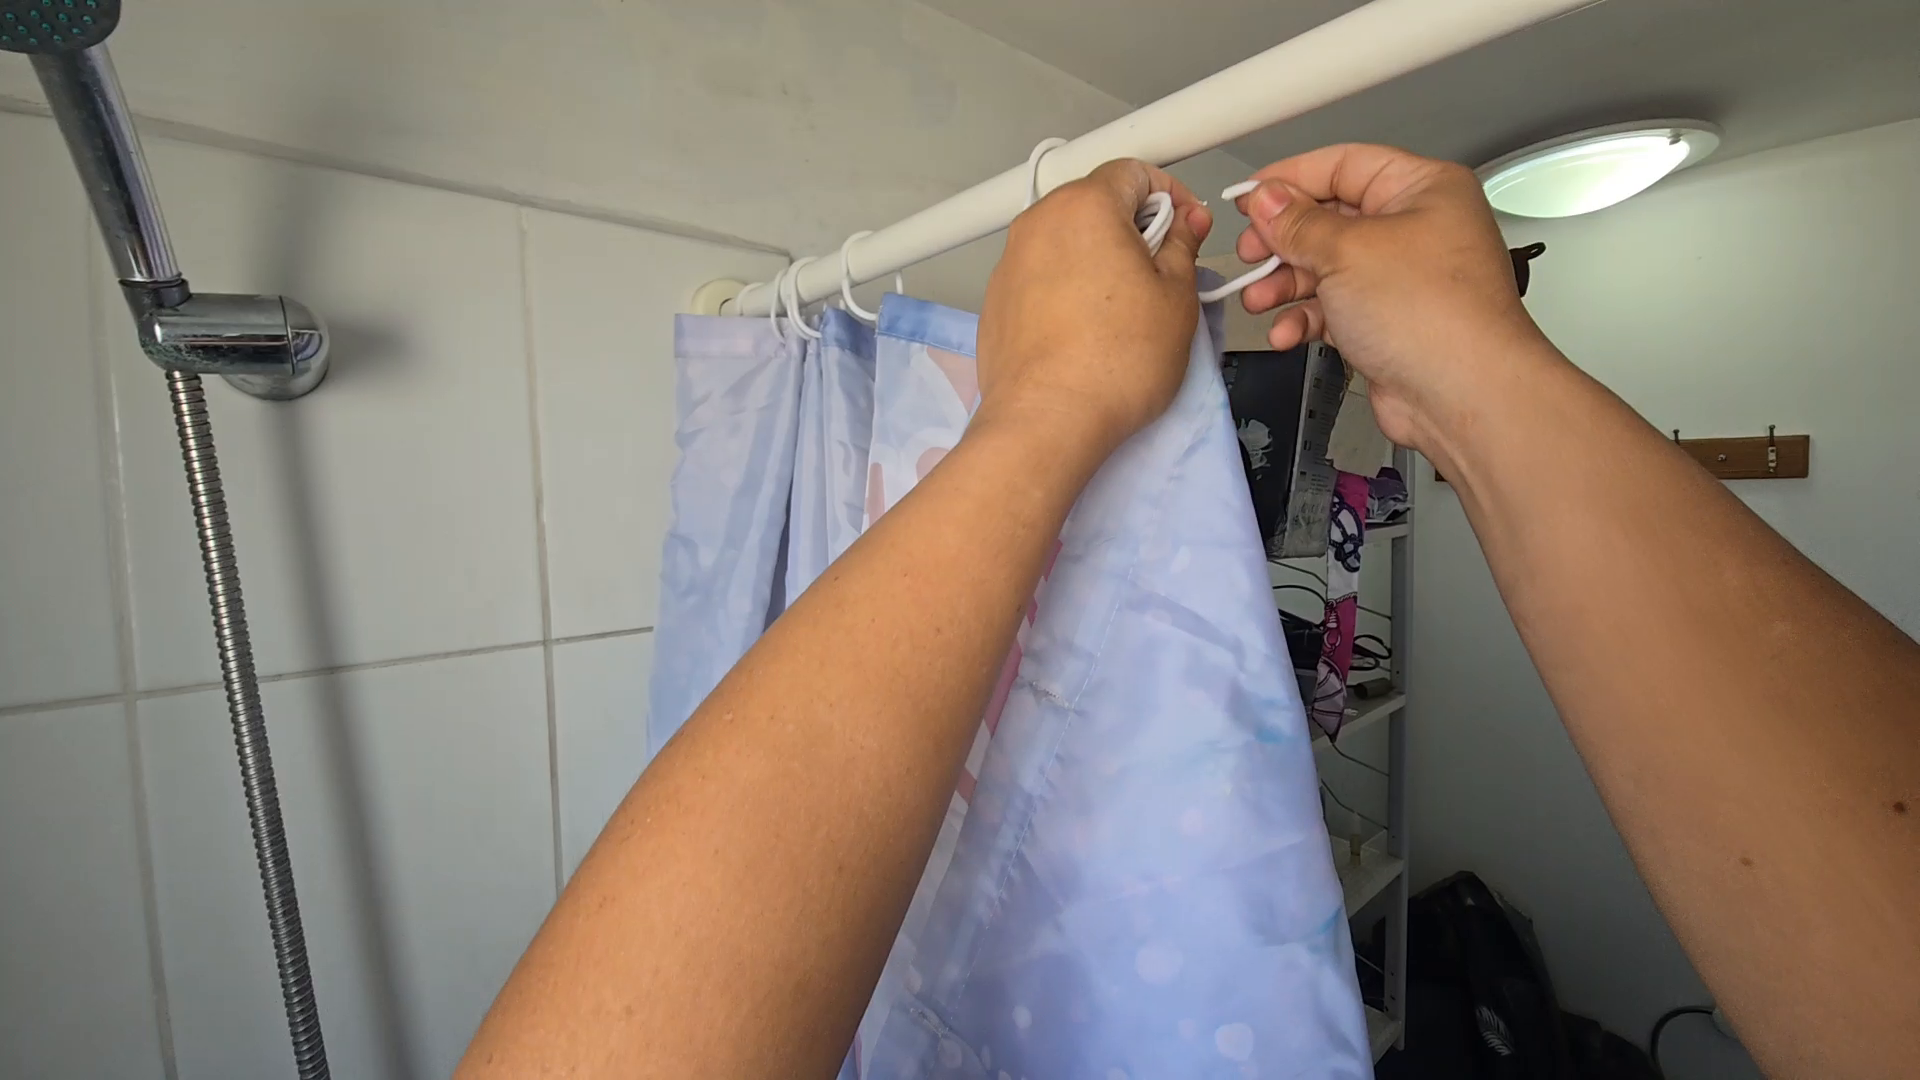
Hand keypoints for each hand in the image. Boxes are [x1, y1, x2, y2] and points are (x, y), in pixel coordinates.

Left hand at [976, 159, 1212, 456]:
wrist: (1047, 422)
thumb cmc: (1118, 361)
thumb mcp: (1176, 298)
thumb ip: (1183, 246)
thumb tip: (1183, 223)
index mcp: (1083, 206)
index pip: (1133, 171)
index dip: (1169, 195)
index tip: (1187, 229)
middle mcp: (1035, 225)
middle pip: (1092, 206)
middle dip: (1130, 229)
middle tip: (1158, 273)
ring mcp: (1007, 267)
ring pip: (1062, 245)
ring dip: (1094, 261)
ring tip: (1119, 312)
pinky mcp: (993, 307)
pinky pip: (1037, 282)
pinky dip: (1062, 292)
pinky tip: (1081, 335)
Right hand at [1231, 144, 1552, 453]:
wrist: (1459, 392)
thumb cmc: (1427, 313)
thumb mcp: (1347, 251)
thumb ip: (1298, 223)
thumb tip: (1265, 198)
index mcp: (1418, 190)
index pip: (1343, 166)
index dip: (1290, 179)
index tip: (1245, 198)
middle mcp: (1410, 228)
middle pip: (1326, 221)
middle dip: (1281, 243)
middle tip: (1248, 255)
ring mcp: (1395, 278)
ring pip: (1322, 269)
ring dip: (1283, 286)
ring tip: (1258, 302)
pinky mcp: (1381, 322)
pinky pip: (1330, 309)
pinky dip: (1303, 319)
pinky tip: (1286, 334)